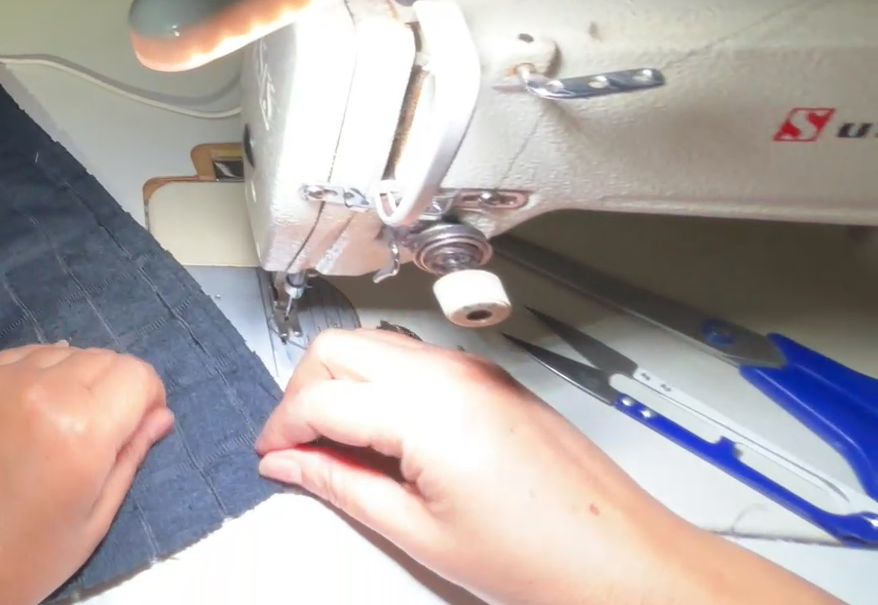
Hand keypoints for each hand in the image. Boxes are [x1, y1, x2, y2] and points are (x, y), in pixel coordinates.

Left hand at [0, 344, 173, 604]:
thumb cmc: (23, 554)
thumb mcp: (94, 519)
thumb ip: (131, 457)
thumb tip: (161, 415)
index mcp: (82, 428)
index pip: (137, 374)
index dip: (148, 398)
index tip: (139, 426)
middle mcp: (44, 388)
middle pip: (104, 356)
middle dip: (116, 388)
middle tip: (102, 433)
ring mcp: (5, 376)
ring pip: (67, 349)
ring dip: (78, 376)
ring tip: (63, 423)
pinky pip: (28, 353)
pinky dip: (42, 372)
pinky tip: (33, 410)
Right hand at [255, 329, 837, 604]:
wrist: (643, 572)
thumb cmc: (542, 566)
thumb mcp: (421, 534)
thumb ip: (339, 485)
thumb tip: (284, 463)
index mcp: (424, 411)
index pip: (319, 399)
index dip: (282, 427)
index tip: (270, 453)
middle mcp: (441, 371)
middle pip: (333, 348)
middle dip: (302, 389)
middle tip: (301, 440)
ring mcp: (467, 365)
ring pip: (367, 341)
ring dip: (337, 377)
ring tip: (340, 435)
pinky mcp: (485, 372)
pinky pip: (405, 353)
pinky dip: (376, 377)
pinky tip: (385, 427)